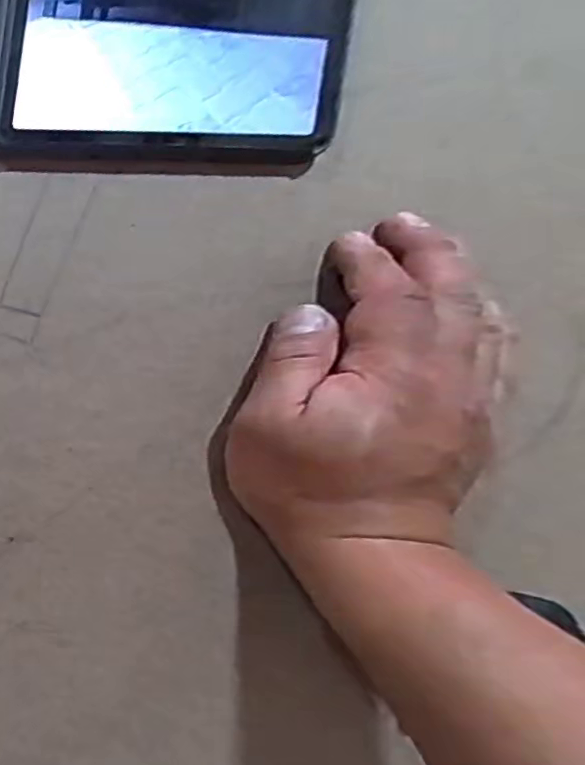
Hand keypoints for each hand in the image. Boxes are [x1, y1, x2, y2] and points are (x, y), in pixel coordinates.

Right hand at [225, 214, 509, 557]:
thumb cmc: (298, 480)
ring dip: (461, 278)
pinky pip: (497, 350)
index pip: (389, 301)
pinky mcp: (474, 417)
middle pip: (450, 299)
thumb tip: (311, 312)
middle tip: (403, 223)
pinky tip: (475, 308)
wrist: (366, 542)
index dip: (370, 266)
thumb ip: (292, 361)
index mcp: (392, 372)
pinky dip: (485, 316)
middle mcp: (446, 375)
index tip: (349, 241)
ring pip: (482, 320)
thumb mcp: (267, 421)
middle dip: (428, 255)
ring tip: (439, 252)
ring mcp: (470, 397)